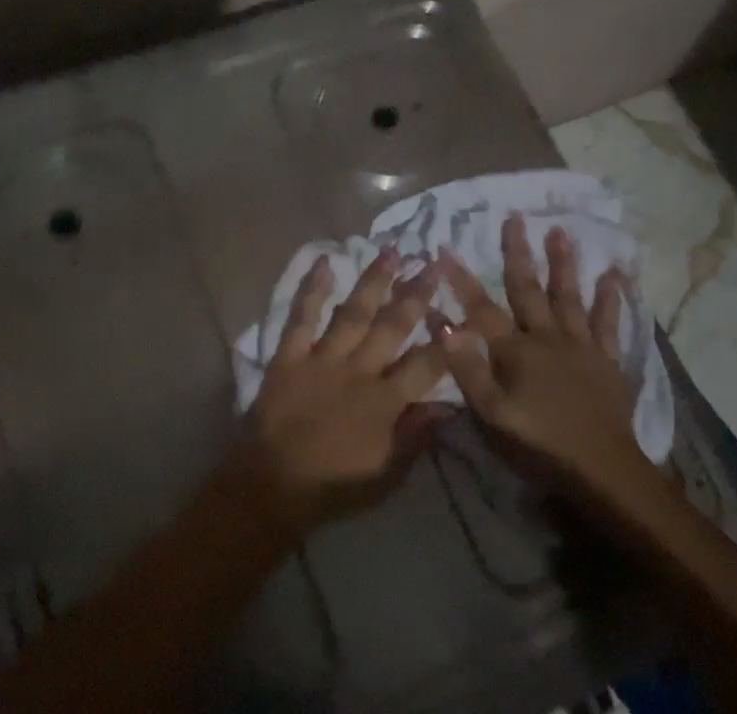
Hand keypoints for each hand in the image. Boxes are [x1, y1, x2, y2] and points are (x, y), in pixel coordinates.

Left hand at [236, 248, 448, 534]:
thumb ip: (417, 437)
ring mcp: (322, 359)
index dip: (448, 338)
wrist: (271, 485)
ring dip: (374, 281)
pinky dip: (311, 289)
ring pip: (354, 313)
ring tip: (392, 251)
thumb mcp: (388, 474)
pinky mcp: (289, 356)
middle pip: (393, 326)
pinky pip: (301, 317)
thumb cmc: (334, 486)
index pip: (427, 364)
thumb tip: (451, 406)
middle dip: (416, 293)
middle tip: (434, 262)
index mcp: (385, 402)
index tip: (465, 309)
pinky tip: (324, 261)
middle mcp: (358, 371)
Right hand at [435, 215, 653, 493]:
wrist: (601, 469)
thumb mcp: (491, 414)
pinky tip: (614, 276)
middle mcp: (548, 338)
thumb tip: (443, 324)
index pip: (481, 309)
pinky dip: (611, 298)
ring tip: (560, 232)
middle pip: (529, 290)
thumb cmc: (539, 444)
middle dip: (519, 253)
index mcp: (516, 351)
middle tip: (515, 219)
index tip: (445, 249)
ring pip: (569, 296)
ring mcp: (581, 346)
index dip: (462, 280)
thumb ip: (466, 369)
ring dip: (563, 263)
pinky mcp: (607, 360)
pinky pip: (609, 322)